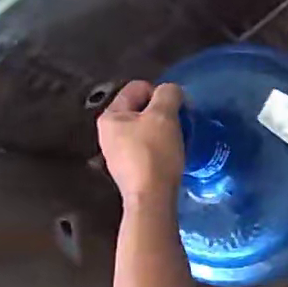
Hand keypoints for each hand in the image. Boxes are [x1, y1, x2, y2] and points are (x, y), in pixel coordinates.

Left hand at [97, 81, 184, 206]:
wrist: (152, 199)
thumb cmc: (155, 153)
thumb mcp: (164, 116)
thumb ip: (169, 94)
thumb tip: (171, 91)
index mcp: (110, 116)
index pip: (138, 88)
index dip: (161, 94)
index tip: (176, 110)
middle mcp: (108, 133)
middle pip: (142, 109)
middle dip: (163, 114)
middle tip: (179, 125)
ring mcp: (117, 153)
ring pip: (146, 129)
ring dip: (164, 131)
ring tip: (177, 142)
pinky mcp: (129, 170)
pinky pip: (147, 148)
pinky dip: (161, 148)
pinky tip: (170, 157)